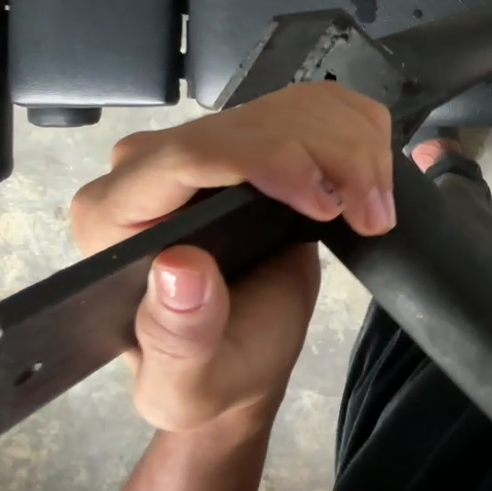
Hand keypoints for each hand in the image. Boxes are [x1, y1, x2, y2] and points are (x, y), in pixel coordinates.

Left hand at [70, 82, 396, 436]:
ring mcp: (207, 141)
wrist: (250, 350)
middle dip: (329, 156)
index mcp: (116, 217)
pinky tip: (369, 182)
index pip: (189, 153)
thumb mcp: (187, 385)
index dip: (266, 160)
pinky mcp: (252, 133)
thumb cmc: (215, 371)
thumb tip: (179, 266)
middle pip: (254, 121)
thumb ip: (177, 338)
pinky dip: (359, 135)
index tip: (324, 202)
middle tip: (373, 214)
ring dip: (353, 147)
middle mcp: (151, 165)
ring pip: (293, 106)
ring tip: (375, 209)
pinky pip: (316, 104)